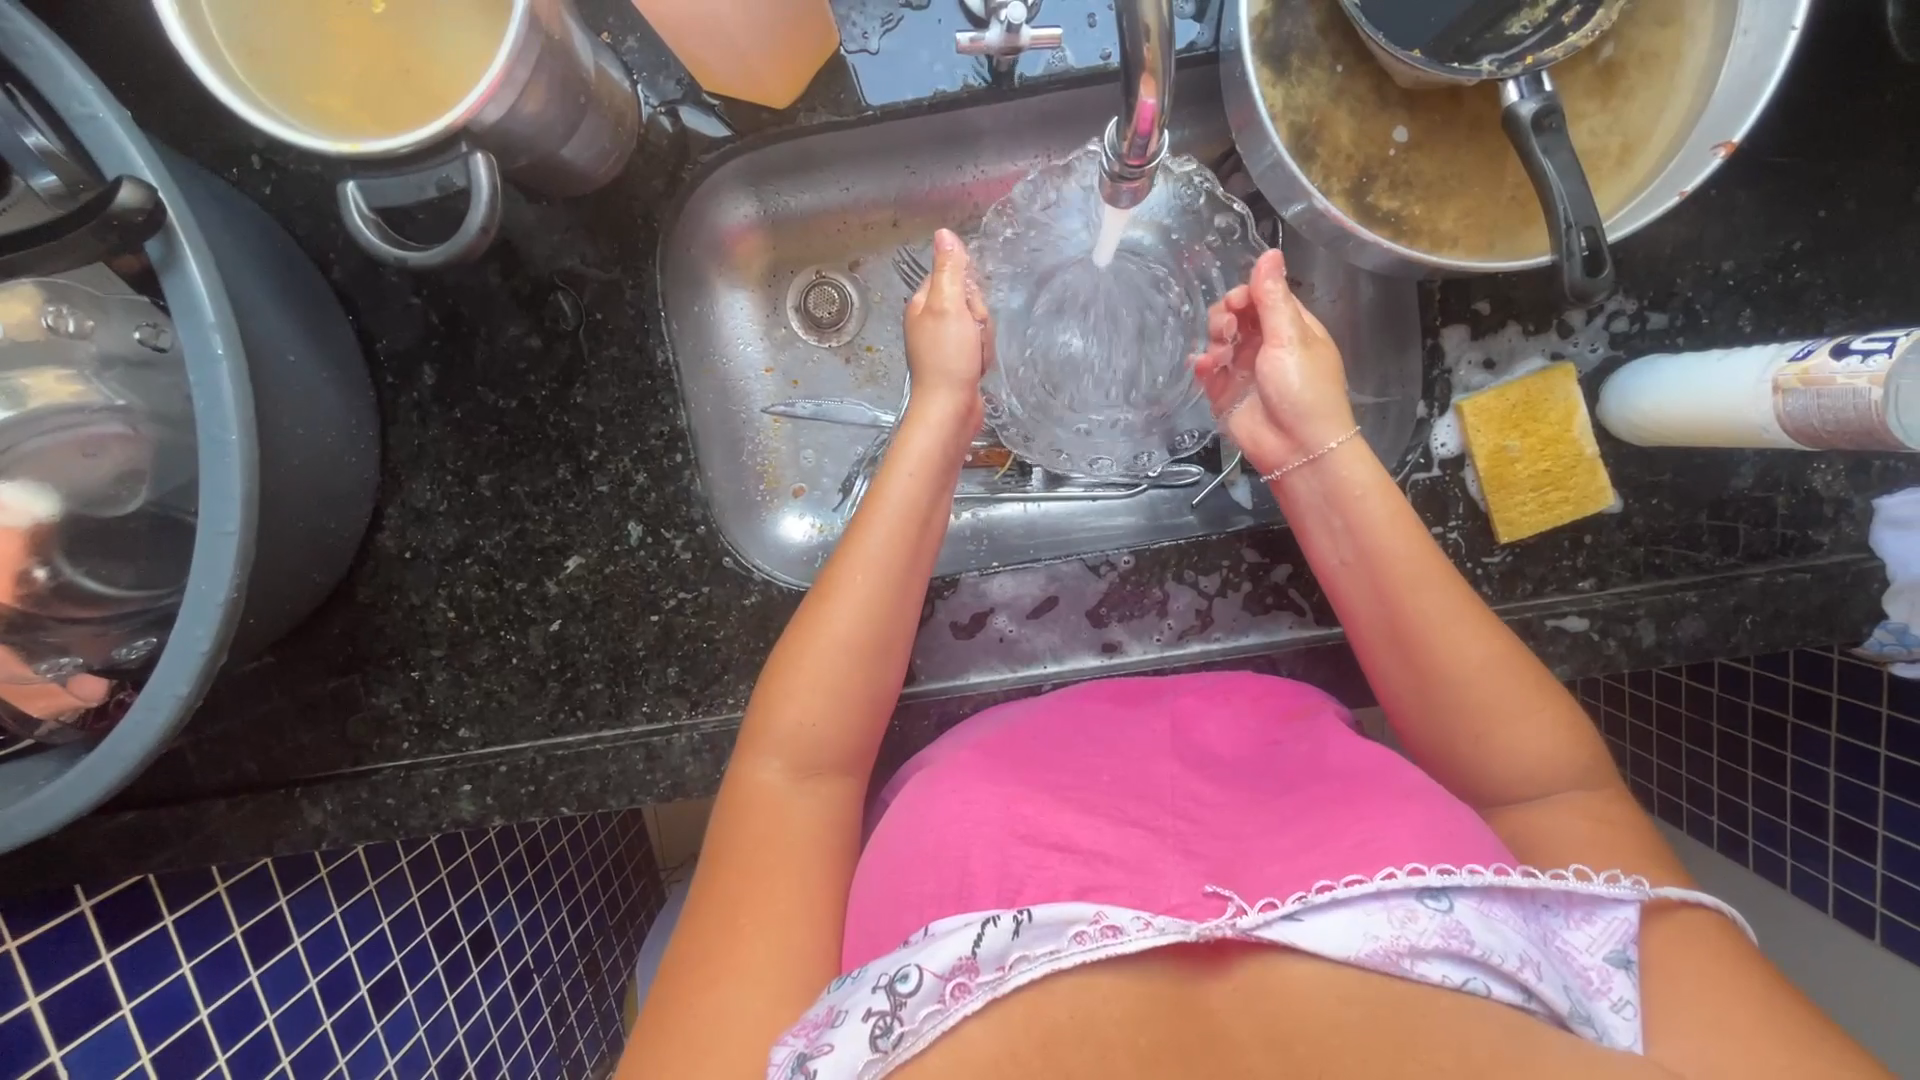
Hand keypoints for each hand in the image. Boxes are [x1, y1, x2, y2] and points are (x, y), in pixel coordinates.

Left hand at [903, 229, 988, 433]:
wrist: (950, 410)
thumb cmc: (947, 359)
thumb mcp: (948, 306)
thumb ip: (948, 269)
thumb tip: (944, 233)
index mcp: (923, 304)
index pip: (955, 278)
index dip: (969, 293)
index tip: (967, 310)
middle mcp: (931, 321)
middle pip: (969, 301)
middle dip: (979, 318)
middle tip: (971, 336)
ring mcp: (945, 343)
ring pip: (979, 325)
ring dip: (983, 340)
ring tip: (974, 356)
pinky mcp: (958, 361)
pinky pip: (980, 346)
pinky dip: (982, 356)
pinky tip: (977, 368)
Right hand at [1191, 249, 1357, 477]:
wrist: (1296, 448)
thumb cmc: (1303, 390)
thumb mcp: (1290, 338)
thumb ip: (1272, 297)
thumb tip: (1269, 252)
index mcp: (1291, 327)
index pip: (1262, 296)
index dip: (1245, 294)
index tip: (1236, 303)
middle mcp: (1266, 344)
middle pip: (1235, 315)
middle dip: (1224, 317)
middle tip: (1226, 330)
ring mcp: (1244, 369)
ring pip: (1218, 339)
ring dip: (1213, 340)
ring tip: (1219, 357)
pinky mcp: (1225, 393)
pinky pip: (1207, 370)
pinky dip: (1203, 365)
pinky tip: (1205, 367)